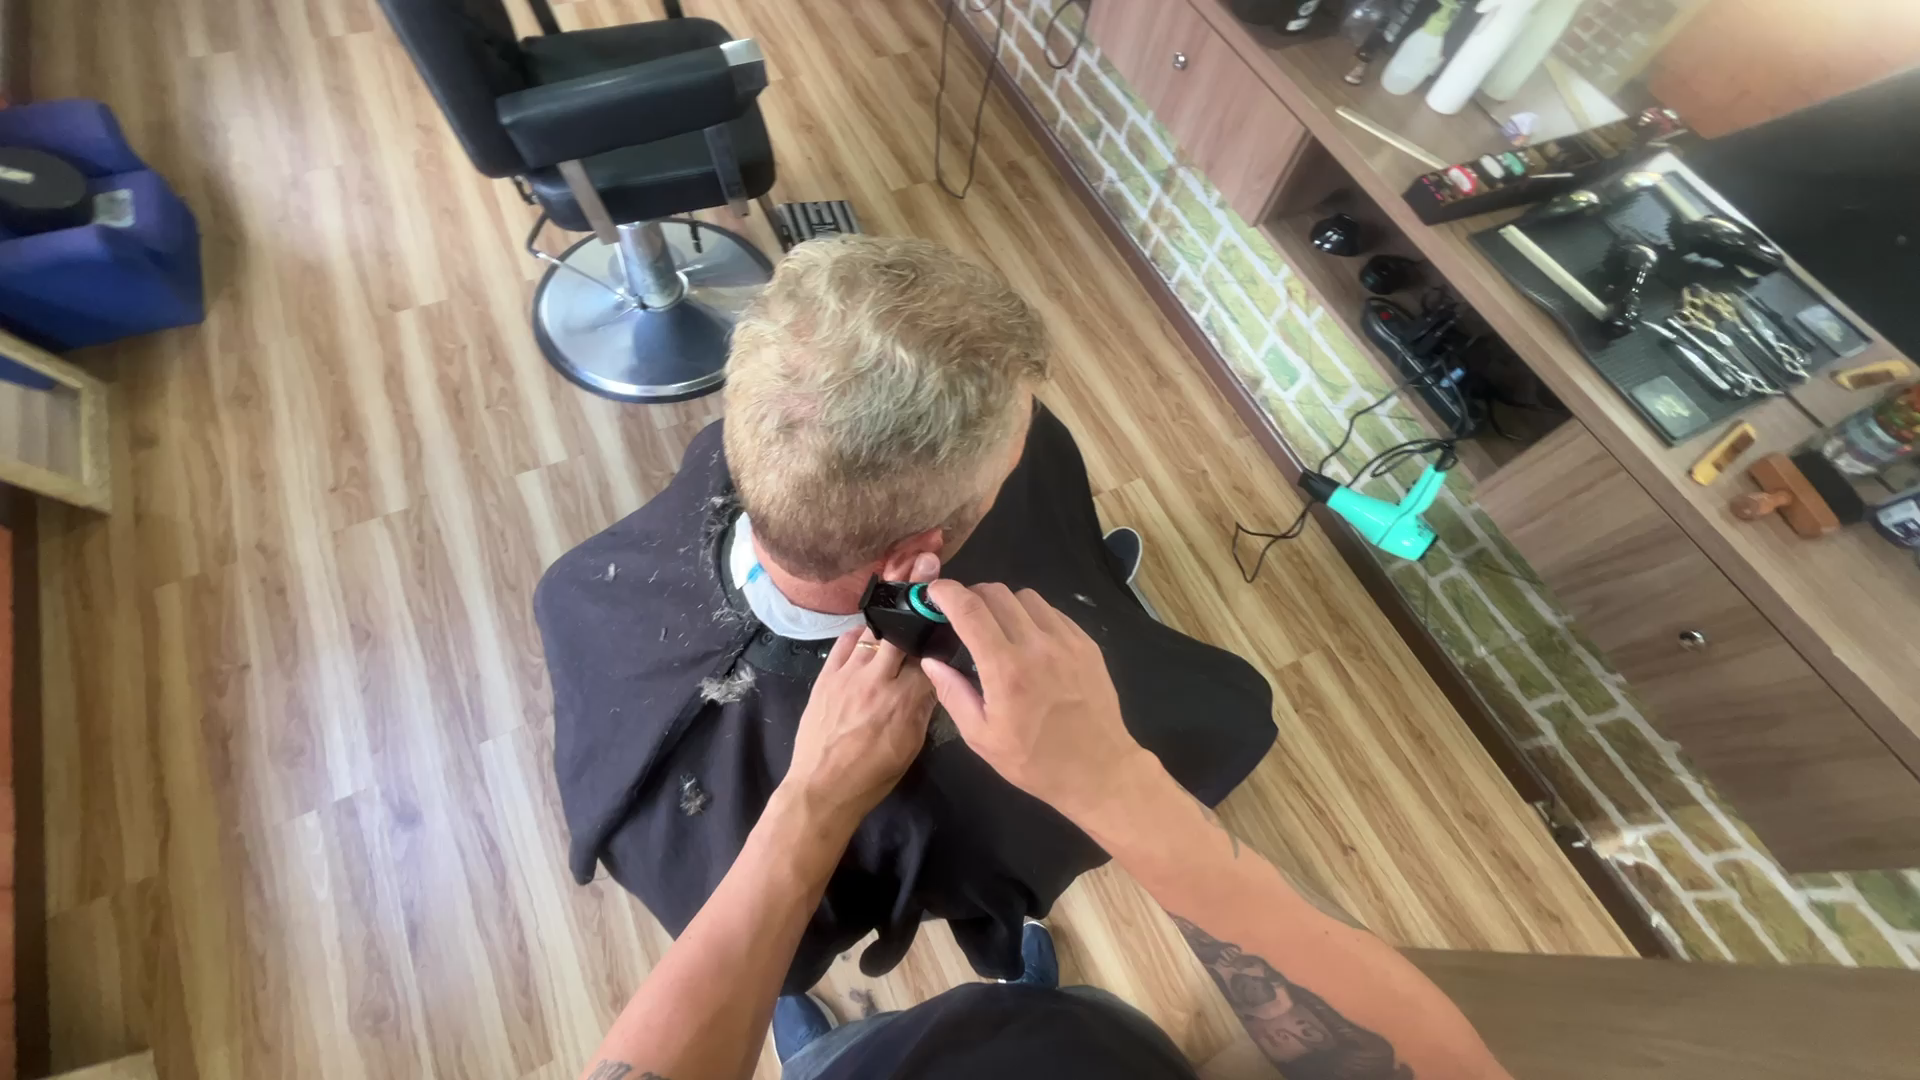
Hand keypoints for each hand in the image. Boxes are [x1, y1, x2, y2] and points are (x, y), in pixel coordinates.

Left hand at [780, 556, 939, 829]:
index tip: (950, 606)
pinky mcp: (827, 675)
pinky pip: (846, 642)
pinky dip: (861, 629)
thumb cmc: (873, 776)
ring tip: (901, 570)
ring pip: (875, 629)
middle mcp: (880, 681)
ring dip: (889, 602)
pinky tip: (870, 620)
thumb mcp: (912, 745)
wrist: (821, 789)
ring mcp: (850, 675)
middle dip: (916, 595)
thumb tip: (934, 675)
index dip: (940, 628)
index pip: (930, 655)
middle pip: (903, 630)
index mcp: (907, 702)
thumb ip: (924, 705)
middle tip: (928, 560)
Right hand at [920, 580, 1152, 821]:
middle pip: (996, 593)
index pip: (970, 610)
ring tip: (998, 627)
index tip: (934, 592)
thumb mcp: (981, 738)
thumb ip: (952, 693)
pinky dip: (1033, 616)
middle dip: (972, 596)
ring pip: (1026, 597)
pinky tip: (1029, 640)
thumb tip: (930, 660)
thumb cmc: (1035, 761)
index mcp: (1006, 669)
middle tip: (963, 616)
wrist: (1100, 770)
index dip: (947, 592)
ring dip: (1004, 604)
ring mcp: (1066, 641)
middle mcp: (1037, 645)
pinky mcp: (1086, 644)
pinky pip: (1052, 612)